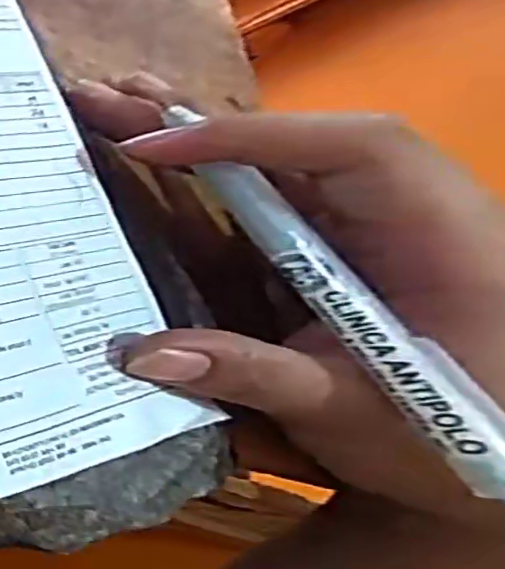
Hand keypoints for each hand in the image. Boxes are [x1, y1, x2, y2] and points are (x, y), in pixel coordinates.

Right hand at [68, 75, 504, 523]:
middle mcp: (395, 218)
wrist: (503, 472)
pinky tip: (148, 160)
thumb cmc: (458, 441)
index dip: (251, 137)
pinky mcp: (321, 254)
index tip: (152, 147)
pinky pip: (257, 199)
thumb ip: (254, 374)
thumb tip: (137, 354)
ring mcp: (356, 234)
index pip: (352, 151)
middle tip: (103, 96)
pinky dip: (197, 174)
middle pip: (296, 140)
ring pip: (273, 162)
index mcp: (435, 240)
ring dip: (190, 132)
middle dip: (196, 116)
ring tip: (112, 107)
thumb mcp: (352, 412)